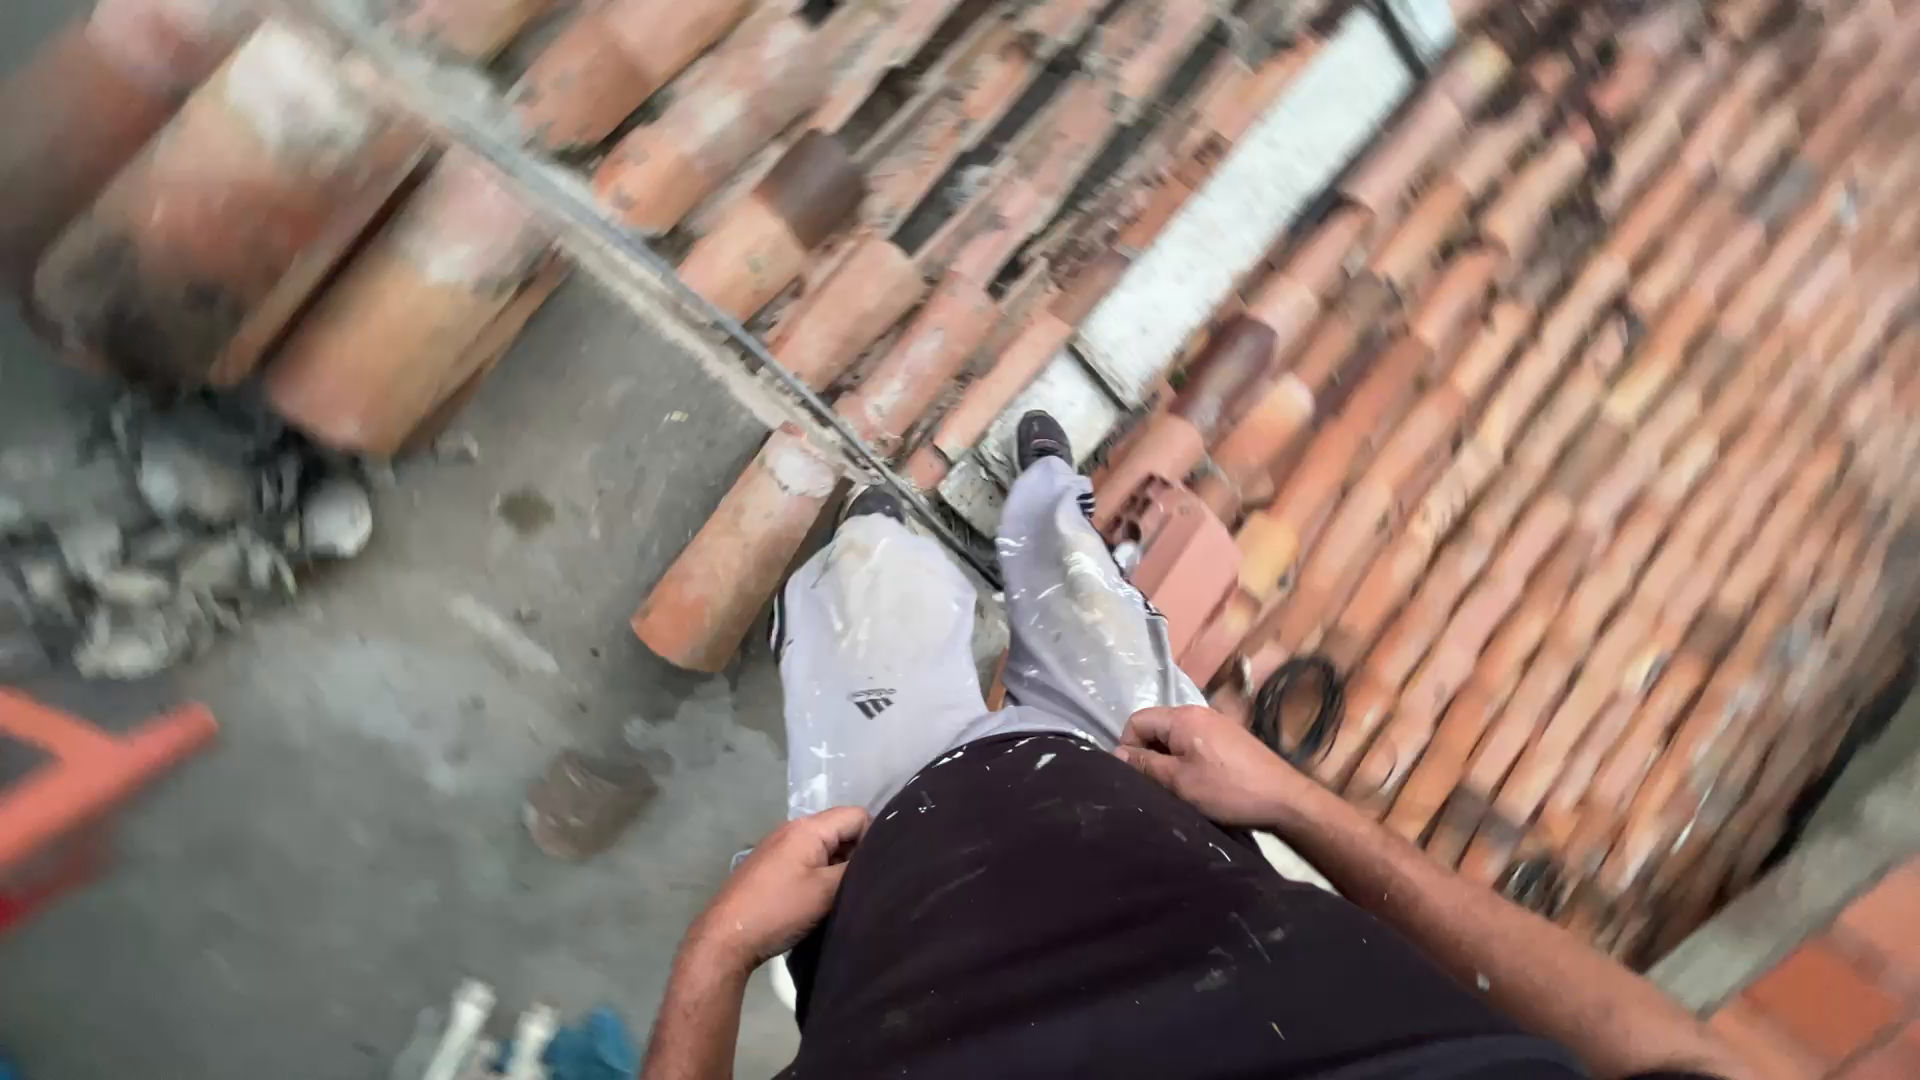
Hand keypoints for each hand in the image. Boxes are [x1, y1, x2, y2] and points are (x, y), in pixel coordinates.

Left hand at [686, 806, 869, 971]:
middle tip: (862, 884)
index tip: (877, 869)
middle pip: (840, 828)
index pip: (858, 815)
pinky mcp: (771, 864)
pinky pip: (807, 857)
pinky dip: (819, 871)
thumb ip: (856, 869)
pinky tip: (819, 897)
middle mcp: (793, 828)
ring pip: (824, 845)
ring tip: (842, 893)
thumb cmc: (779, 909)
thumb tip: (879, 858)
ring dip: (837, 865)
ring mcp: (779, 845)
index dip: (874, 838)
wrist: (725, 938)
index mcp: (809, 827)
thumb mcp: (827, 892)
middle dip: (856, 852)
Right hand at [1117, 705, 1318, 827]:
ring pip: (1175, 736)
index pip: (1136, 720)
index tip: (1137, 776)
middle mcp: (1197, 711)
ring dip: (1169, 758)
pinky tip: (1200, 782)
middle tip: (1156, 784)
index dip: (1128, 747)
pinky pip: (1194, 741)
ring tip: (1178, 786)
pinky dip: (1187, 758)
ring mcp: (1216, 722)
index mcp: (1182, 717)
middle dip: (1149, 753)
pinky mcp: (1230, 737)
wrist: (1286, 800)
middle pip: (1156, 726)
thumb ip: (1145, 765)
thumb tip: (1116, 753)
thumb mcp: (1179, 782)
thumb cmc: (1228, 790)